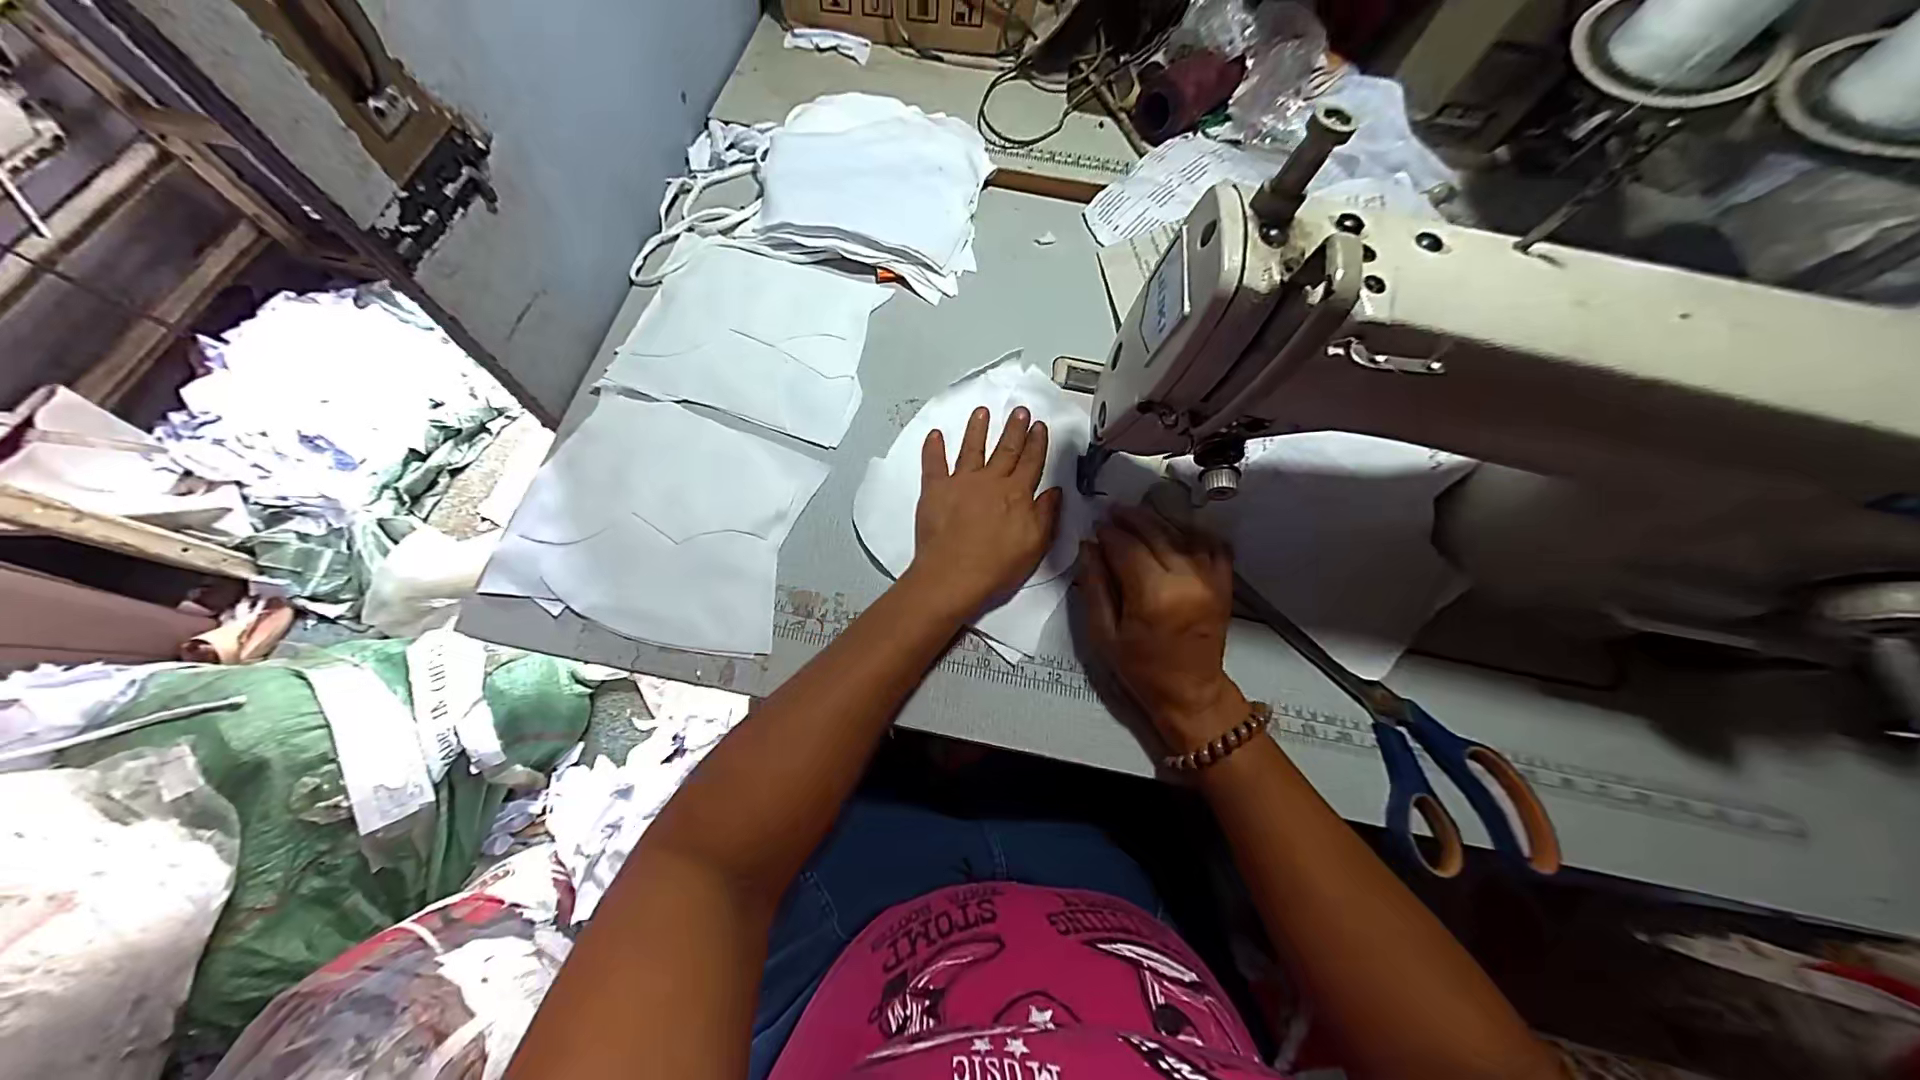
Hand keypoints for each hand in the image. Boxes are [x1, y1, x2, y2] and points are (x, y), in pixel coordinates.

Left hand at [905, 405, 1061, 616]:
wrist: (953, 575)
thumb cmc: (996, 566)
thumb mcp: (1036, 545)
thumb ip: (1046, 515)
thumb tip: (1054, 492)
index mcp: (1017, 493)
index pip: (1031, 462)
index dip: (1037, 443)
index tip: (1039, 427)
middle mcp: (990, 481)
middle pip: (1005, 449)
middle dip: (1014, 428)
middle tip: (1019, 411)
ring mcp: (961, 483)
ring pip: (972, 449)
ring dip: (978, 429)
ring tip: (982, 412)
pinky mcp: (935, 490)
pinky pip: (934, 463)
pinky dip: (934, 448)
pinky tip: (935, 435)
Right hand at [1077, 505, 1247, 750]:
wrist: (1190, 692)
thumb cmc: (1142, 670)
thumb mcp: (1104, 633)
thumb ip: (1094, 586)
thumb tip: (1089, 547)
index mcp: (1153, 595)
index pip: (1126, 547)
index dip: (1108, 533)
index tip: (1096, 528)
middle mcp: (1186, 580)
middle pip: (1154, 532)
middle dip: (1130, 519)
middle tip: (1112, 513)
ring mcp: (1210, 578)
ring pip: (1181, 532)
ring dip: (1157, 520)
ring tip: (1136, 517)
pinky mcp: (1223, 582)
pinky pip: (1209, 543)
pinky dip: (1190, 531)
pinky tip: (1172, 530)